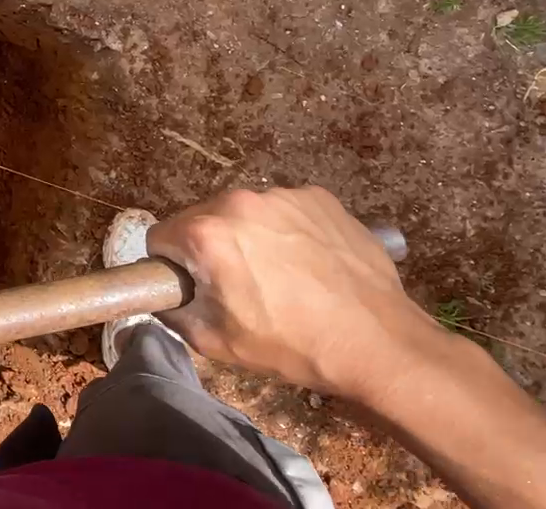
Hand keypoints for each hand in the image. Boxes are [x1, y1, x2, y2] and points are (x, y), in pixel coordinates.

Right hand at [147, 186, 438, 400]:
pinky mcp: (318, 198)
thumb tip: (160, 298)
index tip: (198, 288)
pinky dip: (288, 229)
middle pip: (201, 220)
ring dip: (250, 235)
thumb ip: (171, 313)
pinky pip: (284, 209)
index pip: (160, 237)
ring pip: (243, 213)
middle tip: (243, 285)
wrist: (385, 348)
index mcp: (205, 232)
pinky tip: (310, 261)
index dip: (173, 266)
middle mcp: (236, 201)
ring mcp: (282, 196)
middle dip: (212, 247)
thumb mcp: (215, 342)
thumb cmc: (293, 346)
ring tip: (283, 274)